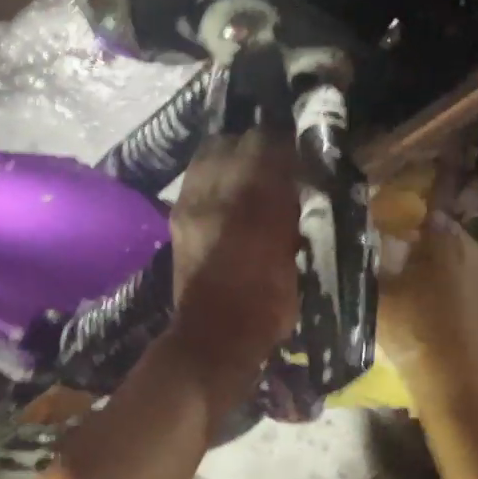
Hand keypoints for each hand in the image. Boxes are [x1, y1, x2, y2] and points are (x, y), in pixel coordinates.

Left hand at [168, 129, 301, 375]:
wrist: (214, 336)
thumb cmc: (267, 303)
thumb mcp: (294, 254)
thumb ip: (292, 210)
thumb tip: (295, 184)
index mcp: (257, 202)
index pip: (271, 146)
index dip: (288, 146)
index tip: (299, 155)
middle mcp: (221, 193)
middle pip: (237, 141)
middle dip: (258, 144)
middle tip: (274, 158)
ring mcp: (193, 202)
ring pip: (210, 152)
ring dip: (231, 153)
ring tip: (248, 168)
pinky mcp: (178, 215)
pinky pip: (196, 176)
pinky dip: (212, 173)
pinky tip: (226, 188)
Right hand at [379, 212, 477, 402]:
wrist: (458, 383)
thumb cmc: (414, 331)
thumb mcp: (376, 294)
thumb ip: (365, 261)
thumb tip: (354, 242)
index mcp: (445, 235)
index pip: (420, 210)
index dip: (398, 217)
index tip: (379, 229)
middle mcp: (473, 245)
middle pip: (438, 232)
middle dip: (415, 241)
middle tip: (388, 259)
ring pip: (453, 257)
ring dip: (433, 265)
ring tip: (406, 284)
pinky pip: (465, 280)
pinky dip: (448, 286)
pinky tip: (429, 305)